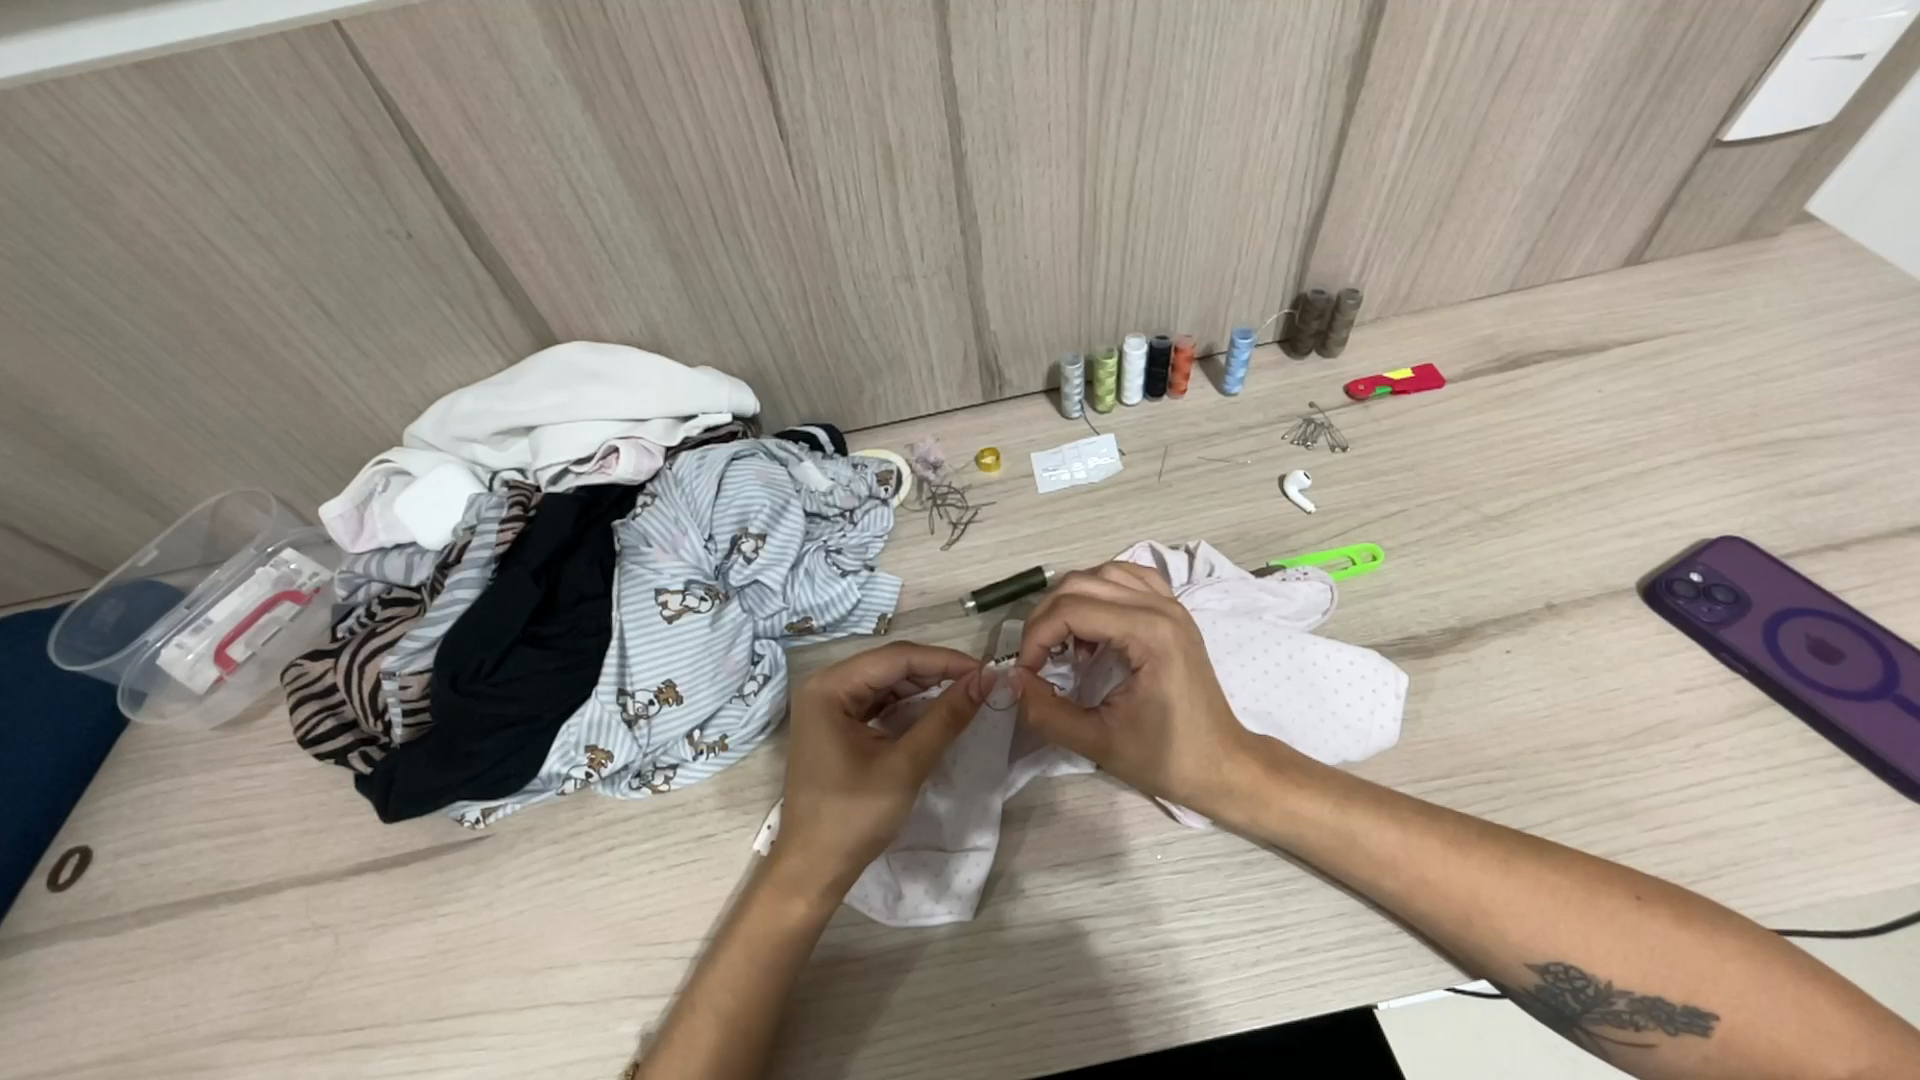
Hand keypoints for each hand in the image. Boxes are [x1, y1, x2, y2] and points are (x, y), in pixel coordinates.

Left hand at [774, 642, 985, 899]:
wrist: (813, 868)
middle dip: (935, 671)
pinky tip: (935, 709)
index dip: (944, 661)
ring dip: (924, 687)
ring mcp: (827, 707)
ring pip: (885, 682)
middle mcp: (824, 687)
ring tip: (965, 693)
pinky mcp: (835, 726)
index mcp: (830, 688)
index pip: (896, 658)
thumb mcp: (905, 764)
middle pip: (889, 665)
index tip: (986, 671)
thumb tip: (985, 680)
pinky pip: (877, 702)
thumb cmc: (853, 817)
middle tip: (980, 683)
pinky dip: (907, 704)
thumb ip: (945, 718)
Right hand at [1012, 562, 1275, 819]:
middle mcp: (1161, 607)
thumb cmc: (1168, 758)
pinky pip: (1128, 580)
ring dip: (1071, 603)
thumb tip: (1012, 681)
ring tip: (1065, 645)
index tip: (1026, 674)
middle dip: (1045, 618)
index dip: (1035, 638)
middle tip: (1036, 660)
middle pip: (1079, 584)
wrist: (1223, 765)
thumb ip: (1047, 711)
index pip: (1070, 610)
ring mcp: (1171, 605)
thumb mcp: (1098, 742)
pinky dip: (1100, 593)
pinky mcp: (1174, 612)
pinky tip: (1094, 627)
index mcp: (1149, 633)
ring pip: (1101, 574)